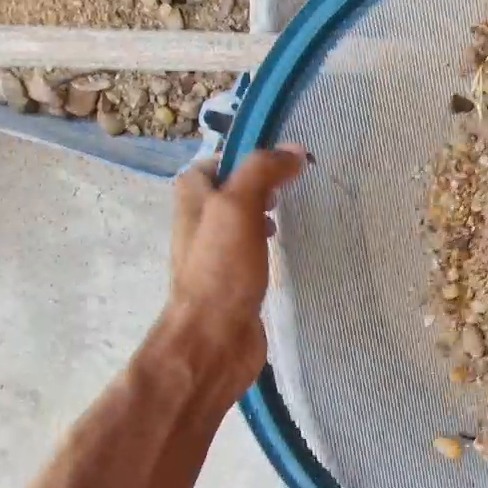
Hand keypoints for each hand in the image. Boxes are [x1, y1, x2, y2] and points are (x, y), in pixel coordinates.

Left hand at [162, 144, 308, 397]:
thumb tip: (295, 150)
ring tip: (290, 218)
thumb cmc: (221, 270)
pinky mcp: (235, 282)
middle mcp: (200, 225)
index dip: (245, 158)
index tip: (283, 163)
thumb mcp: (238, 208)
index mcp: (192, 201)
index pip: (213, 164)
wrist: (214, 336)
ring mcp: (217, 256)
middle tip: (290, 190)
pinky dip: (268, 246)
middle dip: (258, 186)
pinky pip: (251, 252)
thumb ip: (263, 173)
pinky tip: (285, 255)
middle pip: (227, 193)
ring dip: (263, 216)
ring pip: (241, 223)